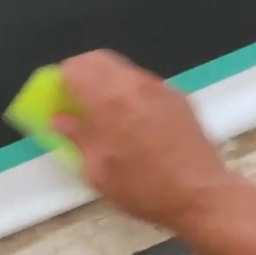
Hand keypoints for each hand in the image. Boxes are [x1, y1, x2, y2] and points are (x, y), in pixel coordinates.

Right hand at [53, 49, 250, 233]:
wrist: (200, 195)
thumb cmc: (143, 189)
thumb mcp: (99, 171)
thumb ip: (77, 138)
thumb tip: (58, 120)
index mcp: (110, 102)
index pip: (75, 69)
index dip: (60, 80)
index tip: (54, 97)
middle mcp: (135, 85)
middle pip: (98, 59)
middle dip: (80, 73)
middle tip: (72, 98)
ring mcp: (160, 87)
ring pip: (122, 69)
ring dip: (104, 81)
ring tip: (99, 110)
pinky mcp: (177, 96)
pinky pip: (143, 82)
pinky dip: (127, 91)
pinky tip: (129, 119)